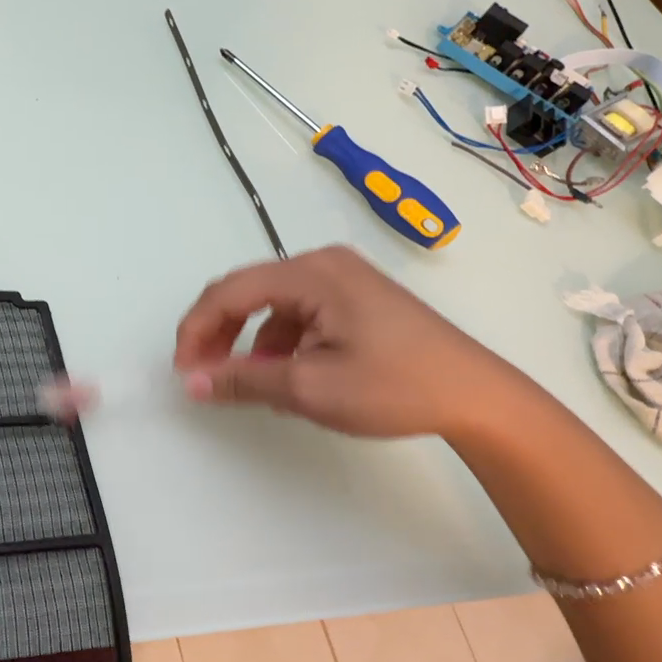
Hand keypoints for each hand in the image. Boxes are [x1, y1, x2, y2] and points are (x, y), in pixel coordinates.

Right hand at [174, 246, 522, 438]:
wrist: (478, 397)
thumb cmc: (394, 386)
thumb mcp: (309, 388)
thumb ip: (241, 381)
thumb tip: (189, 383)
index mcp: (310, 273)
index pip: (228, 292)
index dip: (196, 330)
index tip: (183, 372)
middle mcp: (322, 264)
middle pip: (246, 292)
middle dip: (216, 334)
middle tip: (201, 377)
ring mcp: (342, 279)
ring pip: (269, 306)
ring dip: (247, 343)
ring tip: (246, 385)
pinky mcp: (355, 299)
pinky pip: (296, 314)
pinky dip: (277, 344)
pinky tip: (284, 377)